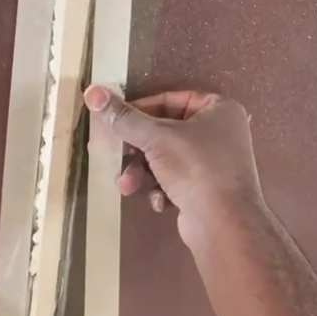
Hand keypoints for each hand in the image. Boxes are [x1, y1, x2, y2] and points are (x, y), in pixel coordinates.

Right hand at [84, 85, 266, 248]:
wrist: (223, 223)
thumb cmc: (195, 167)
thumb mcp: (156, 137)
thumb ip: (124, 118)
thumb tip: (93, 92)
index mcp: (218, 109)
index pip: (170, 99)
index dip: (140, 110)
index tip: (115, 122)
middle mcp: (220, 134)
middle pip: (165, 133)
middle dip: (138, 151)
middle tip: (117, 157)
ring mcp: (214, 165)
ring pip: (166, 161)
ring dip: (143, 174)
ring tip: (127, 187)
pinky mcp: (206, 192)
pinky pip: (177, 183)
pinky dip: (162, 191)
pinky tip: (160, 202)